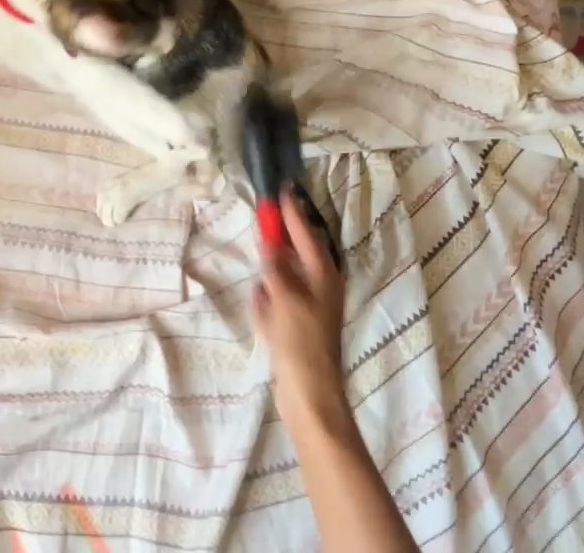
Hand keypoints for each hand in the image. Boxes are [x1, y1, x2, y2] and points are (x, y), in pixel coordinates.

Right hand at [252, 187, 350, 433]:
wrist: (310, 396)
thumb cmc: (302, 342)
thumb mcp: (286, 298)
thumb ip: (276, 267)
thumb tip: (269, 240)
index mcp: (324, 276)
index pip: (306, 235)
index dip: (292, 212)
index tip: (281, 188)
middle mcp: (320, 289)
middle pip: (299, 255)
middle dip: (284, 237)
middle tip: (267, 216)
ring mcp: (309, 310)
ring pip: (288, 278)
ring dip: (275, 267)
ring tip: (261, 251)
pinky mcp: (296, 330)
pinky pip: (279, 304)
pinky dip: (270, 299)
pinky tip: (259, 298)